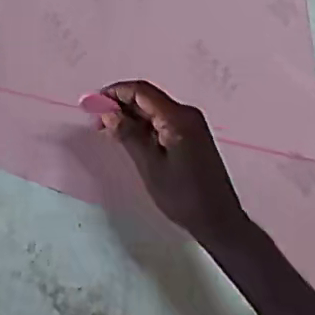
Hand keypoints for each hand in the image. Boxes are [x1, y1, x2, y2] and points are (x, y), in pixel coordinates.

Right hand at [98, 80, 250, 242]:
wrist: (220, 222)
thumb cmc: (184, 196)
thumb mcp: (150, 166)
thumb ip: (128, 134)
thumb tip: (108, 112)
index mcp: (178, 117)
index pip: (141, 92)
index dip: (115, 93)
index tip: (94, 104)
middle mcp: (186, 114)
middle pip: (148, 98)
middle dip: (121, 105)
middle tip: (98, 120)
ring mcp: (192, 125)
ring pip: (154, 109)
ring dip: (131, 116)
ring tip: (110, 130)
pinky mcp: (192, 136)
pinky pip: (163, 121)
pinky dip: (144, 125)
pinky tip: (131, 138)